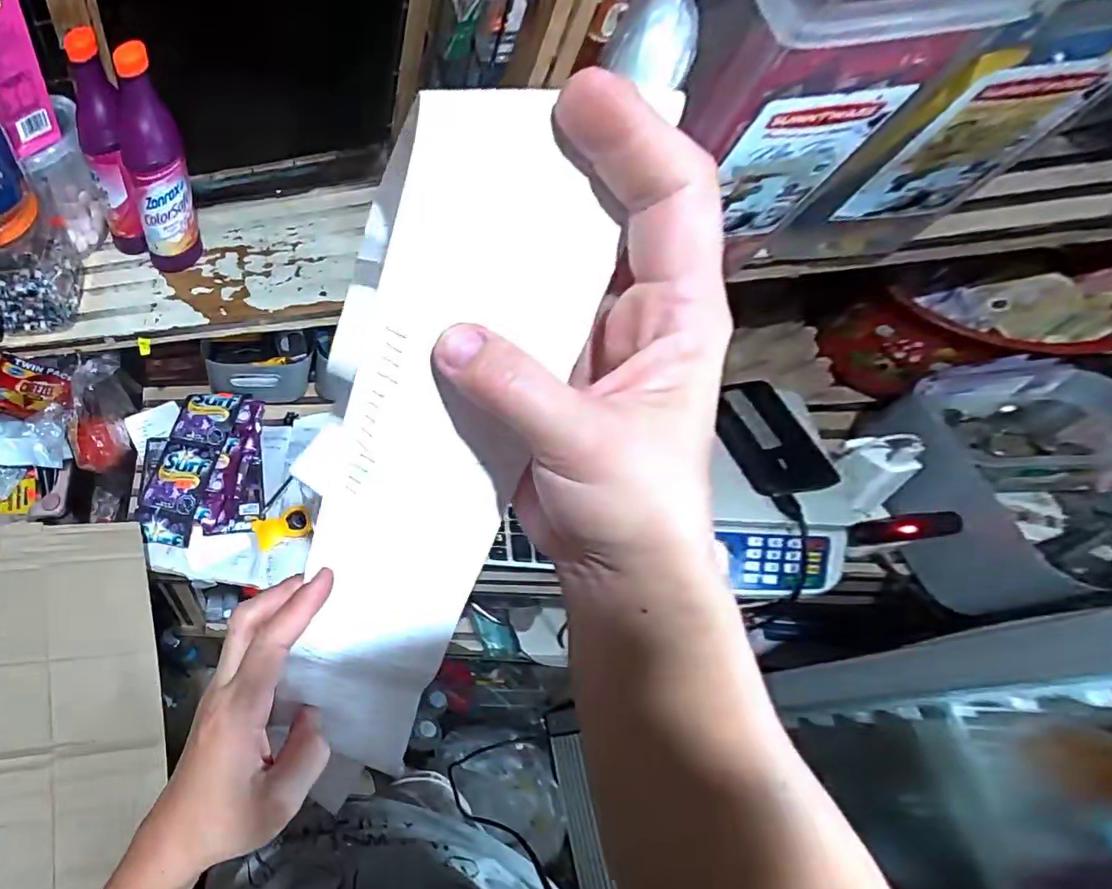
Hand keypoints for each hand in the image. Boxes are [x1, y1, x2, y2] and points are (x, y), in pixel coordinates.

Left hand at [141, 570, 334, 876]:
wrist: (176, 834)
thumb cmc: (226, 821)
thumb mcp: (281, 801)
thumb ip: (307, 754)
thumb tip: (313, 715)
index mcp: (240, 712)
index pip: (271, 646)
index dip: (298, 609)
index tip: (324, 580)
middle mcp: (223, 693)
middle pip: (244, 625)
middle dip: (278, 594)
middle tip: (314, 579)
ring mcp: (216, 695)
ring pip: (239, 636)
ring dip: (270, 610)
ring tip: (305, 600)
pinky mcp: (217, 704)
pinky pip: (242, 656)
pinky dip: (266, 635)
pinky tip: (288, 644)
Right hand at [432, 68, 731, 579]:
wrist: (615, 568)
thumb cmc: (638, 507)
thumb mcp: (587, 442)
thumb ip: (519, 388)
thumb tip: (449, 338)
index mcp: (674, 317)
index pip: (670, 201)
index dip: (631, 140)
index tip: (580, 98)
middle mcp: (624, 322)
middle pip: (598, 226)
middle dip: (559, 179)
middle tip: (502, 147)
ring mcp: (573, 354)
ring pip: (541, 283)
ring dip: (501, 256)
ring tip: (456, 223)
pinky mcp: (532, 388)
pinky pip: (499, 340)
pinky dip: (469, 325)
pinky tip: (437, 308)